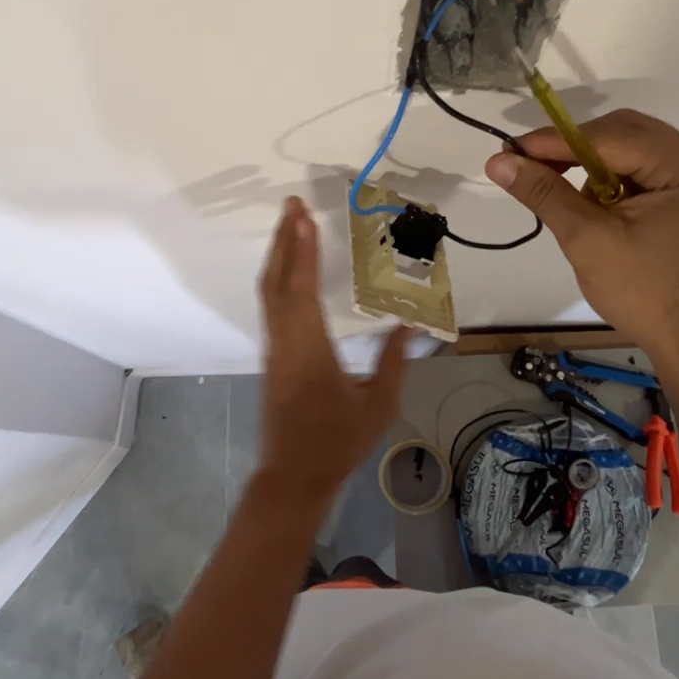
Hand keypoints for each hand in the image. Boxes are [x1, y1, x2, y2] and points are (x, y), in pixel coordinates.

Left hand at [255, 197, 410, 505]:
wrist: (294, 474)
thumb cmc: (338, 441)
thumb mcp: (378, 405)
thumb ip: (394, 361)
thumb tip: (409, 322)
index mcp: (309, 351)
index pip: (300, 290)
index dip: (301, 251)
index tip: (303, 217)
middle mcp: (284, 342)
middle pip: (276, 281)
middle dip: (284, 239)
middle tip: (293, 204)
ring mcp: (274, 348)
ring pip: (269, 292)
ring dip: (278, 254)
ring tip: (291, 224)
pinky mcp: (272, 355)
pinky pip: (271, 304)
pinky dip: (278, 276)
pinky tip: (289, 267)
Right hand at [485, 109, 678, 381]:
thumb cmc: (643, 294)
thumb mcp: (587, 239)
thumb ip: (544, 192)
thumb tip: (498, 161)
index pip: (612, 136)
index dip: (557, 141)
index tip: (511, 151)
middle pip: (627, 134)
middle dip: (577, 152)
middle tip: (533, 170)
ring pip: (635, 151)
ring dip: (596, 169)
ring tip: (572, 203)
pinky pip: (648, 171)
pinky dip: (617, 182)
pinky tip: (600, 209)